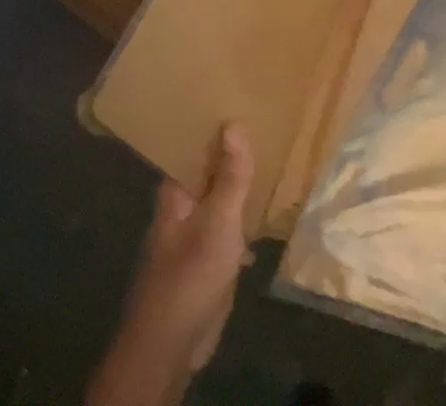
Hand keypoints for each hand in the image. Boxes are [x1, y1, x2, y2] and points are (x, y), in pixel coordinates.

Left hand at [88, 124, 253, 405]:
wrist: (171, 344)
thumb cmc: (191, 275)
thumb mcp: (218, 222)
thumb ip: (229, 177)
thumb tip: (233, 123)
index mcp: (174, 197)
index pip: (188, 150)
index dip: (208, 128)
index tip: (233, 101)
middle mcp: (181, 212)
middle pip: (206, 174)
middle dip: (230, 154)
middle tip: (264, 122)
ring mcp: (193, 239)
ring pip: (219, 202)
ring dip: (239, 185)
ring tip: (274, 158)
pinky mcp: (208, 263)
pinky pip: (229, 229)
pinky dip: (246, 218)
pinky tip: (268, 214)